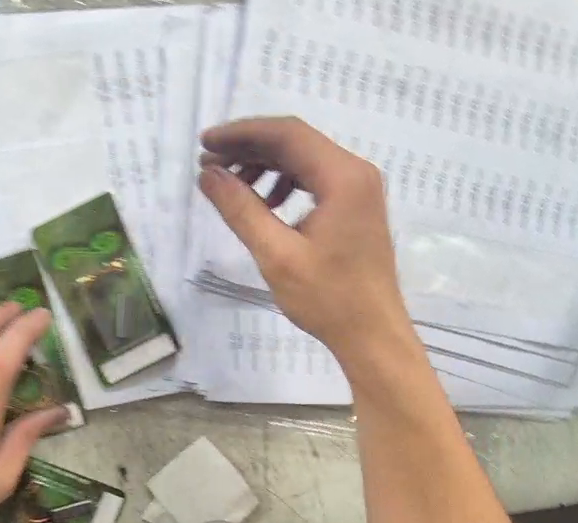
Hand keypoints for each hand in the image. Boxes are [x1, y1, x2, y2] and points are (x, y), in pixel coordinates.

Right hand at [198, 117, 413, 354]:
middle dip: (250, 149)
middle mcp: (355, 172)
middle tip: (210, 164)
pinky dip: (285, 185)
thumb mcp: (277, 255)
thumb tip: (208, 175)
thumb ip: (241, 210)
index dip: (242, 134)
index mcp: (342, 177)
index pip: (287, 135)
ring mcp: (359, 189)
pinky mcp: (355, 208)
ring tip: (232, 188)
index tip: (206, 142)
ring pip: (305, 161)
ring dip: (265, 167)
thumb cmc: (327, 299)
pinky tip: (265, 207)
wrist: (372, 333)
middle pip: (296, 143)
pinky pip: (315, 181)